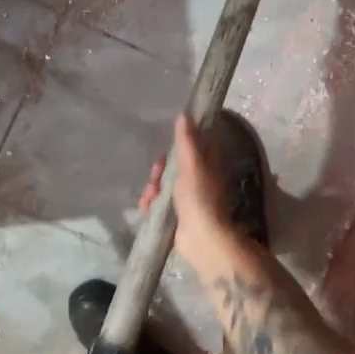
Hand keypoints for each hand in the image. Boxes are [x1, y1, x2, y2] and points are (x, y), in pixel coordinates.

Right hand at [138, 114, 237, 267]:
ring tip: (151, 196)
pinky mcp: (174, 214)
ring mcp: (185, 198)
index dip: (180, 140)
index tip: (168, 140)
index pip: (194, 144)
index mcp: (206, 164)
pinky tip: (147, 207)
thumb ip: (187, 141)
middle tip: (156, 174)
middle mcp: (197, 179)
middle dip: (160, 169)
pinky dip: (150, 203)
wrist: (201, 239)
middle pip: (173, 165)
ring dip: (152, 188)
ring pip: (162, 184)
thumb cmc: (200, 197)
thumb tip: (184, 114)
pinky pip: (157, 202)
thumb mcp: (193, 165)